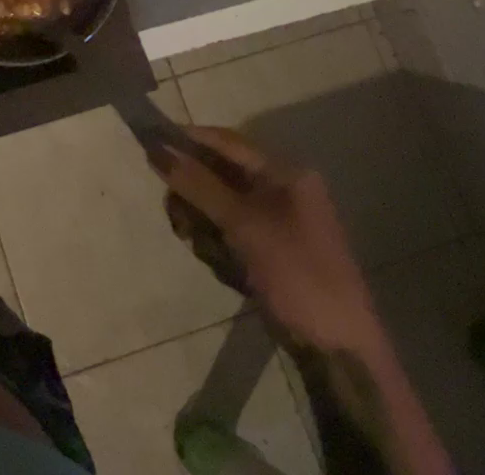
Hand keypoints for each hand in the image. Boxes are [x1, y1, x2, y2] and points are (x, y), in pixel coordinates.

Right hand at [153, 127, 381, 355]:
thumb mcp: (244, 224)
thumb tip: (156, 150)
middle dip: (192, 196)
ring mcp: (270, 219)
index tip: (148, 145)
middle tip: (181, 221)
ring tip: (203, 247)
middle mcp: (278, 189)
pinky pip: (222, 229)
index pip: (226, 141)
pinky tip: (220, 264)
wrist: (336, 344)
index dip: (187, 139)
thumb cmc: (297, 273)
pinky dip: (213, 243)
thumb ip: (198, 184)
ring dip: (200, 223)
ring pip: (212, 204)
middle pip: (214, 173)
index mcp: (286, 174)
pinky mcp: (262, 245)